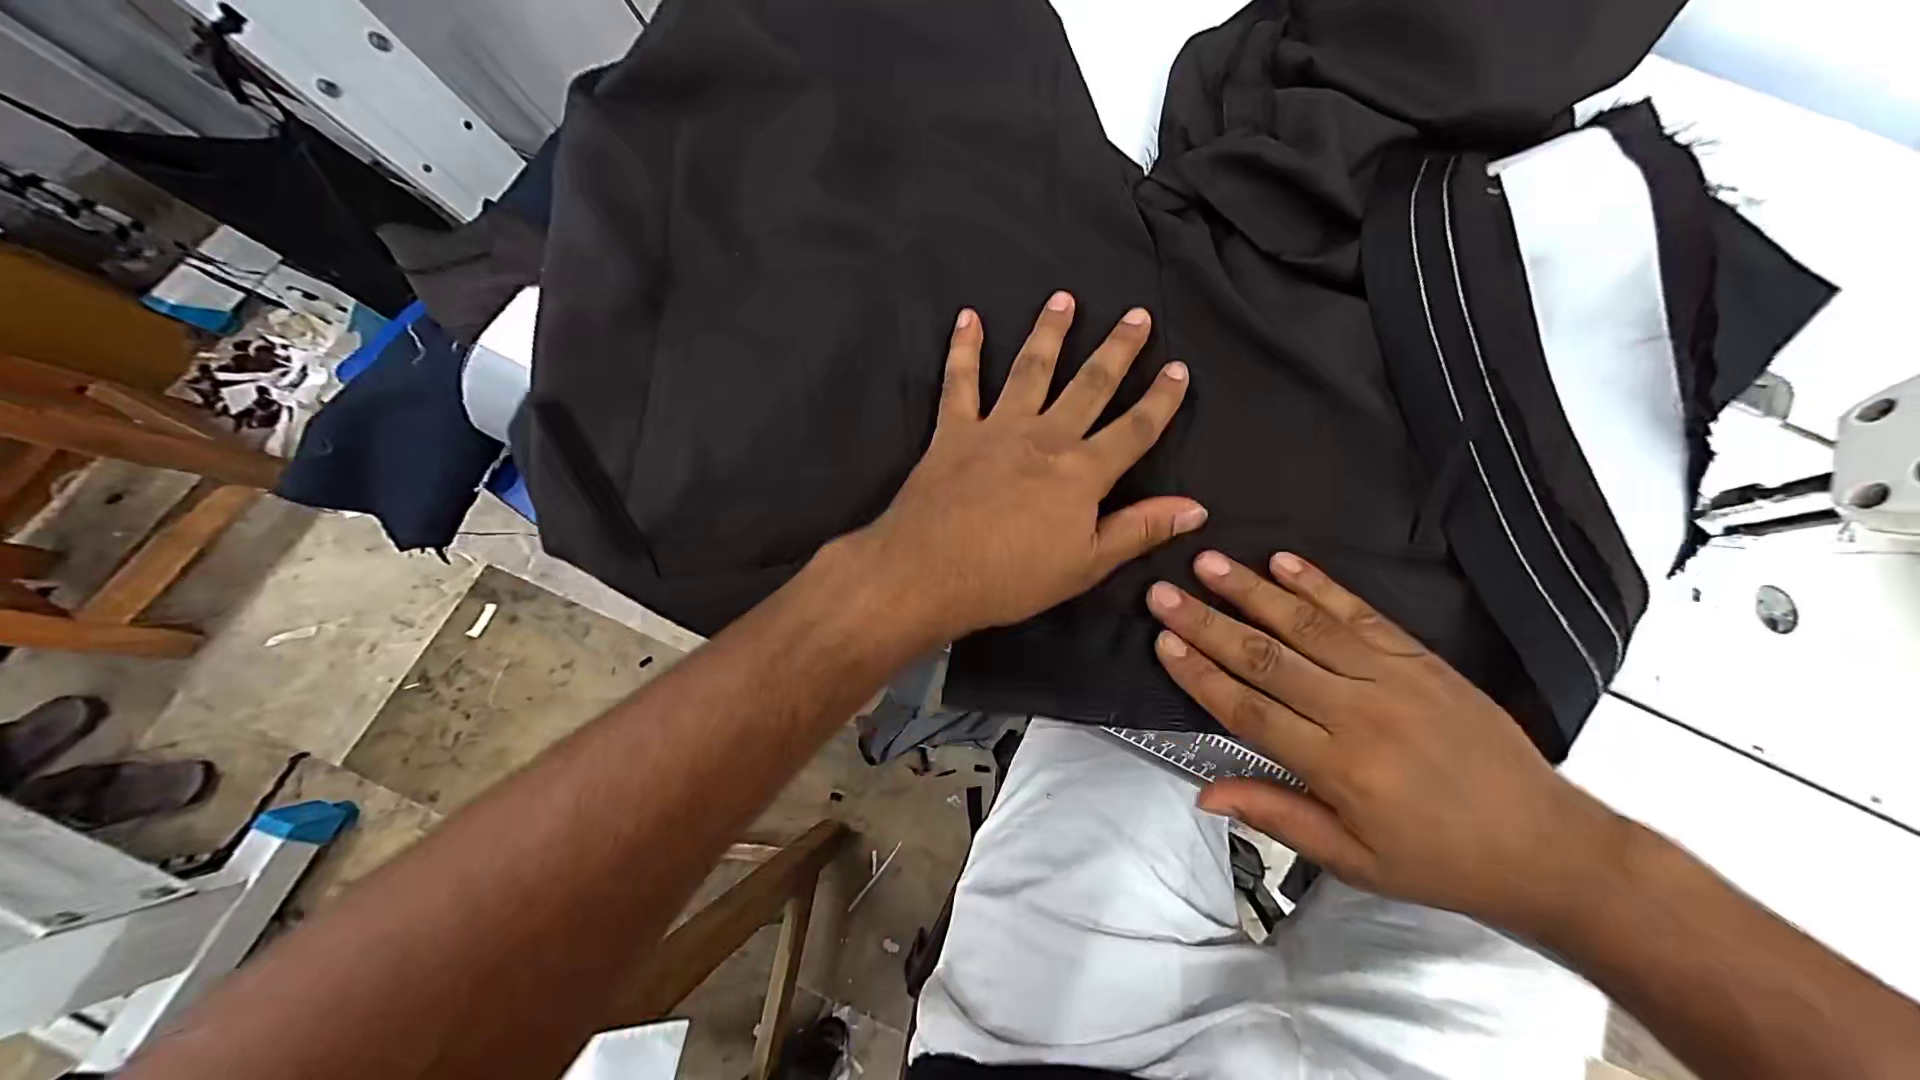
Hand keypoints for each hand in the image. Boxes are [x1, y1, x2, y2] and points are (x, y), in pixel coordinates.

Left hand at [847, 291, 1203, 643]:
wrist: (930, 571)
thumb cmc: (1011, 578)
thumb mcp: (1087, 565)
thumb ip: (1139, 530)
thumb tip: (1196, 507)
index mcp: (1082, 472)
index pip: (1135, 429)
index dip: (1160, 399)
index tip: (1178, 368)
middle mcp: (1045, 437)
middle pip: (1089, 385)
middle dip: (1117, 350)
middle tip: (1136, 315)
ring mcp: (997, 428)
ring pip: (1030, 369)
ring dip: (1050, 332)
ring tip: (1064, 298)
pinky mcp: (954, 430)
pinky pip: (959, 381)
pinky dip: (964, 349)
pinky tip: (968, 319)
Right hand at [1146, 551, 1632, 934]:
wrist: (1549, 848)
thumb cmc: (1440, 860)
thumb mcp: (1352, 861)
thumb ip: (1276, 815)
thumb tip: (1205, 794)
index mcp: (1339, 767)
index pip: (1248, 709)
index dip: (1200, 674)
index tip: (1164, 642)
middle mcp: (1360, 713)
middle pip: (1266, 658)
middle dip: (1207, 623)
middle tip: (1163, 594)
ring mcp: (1394, 679)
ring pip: (1307, 625)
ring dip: (1251, 591)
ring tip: (1208, 563)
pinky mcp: (1422, 660)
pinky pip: (1362, 614)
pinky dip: (1320, 585)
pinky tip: (1283, 562)